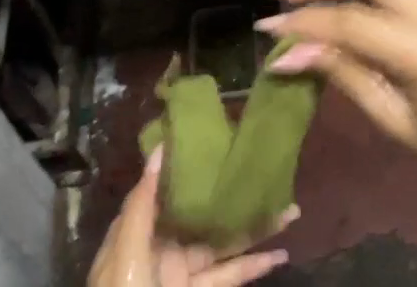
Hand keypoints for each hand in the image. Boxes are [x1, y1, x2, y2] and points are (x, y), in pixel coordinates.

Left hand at [89, 147, 296, 286]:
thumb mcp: (126, 250)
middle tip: (268, 175)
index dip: (188, 167)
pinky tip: (279, 255)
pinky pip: (227, 277)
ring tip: (289, 211)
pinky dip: (253, 268)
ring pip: (222, 246)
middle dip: (231, 198)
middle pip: (201, 215)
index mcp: (139, 229)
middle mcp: (162, 247)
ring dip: (254, 231)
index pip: (164, 189)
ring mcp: (181, 273)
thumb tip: (160, 149)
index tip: (218, 143)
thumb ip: (143, 203)